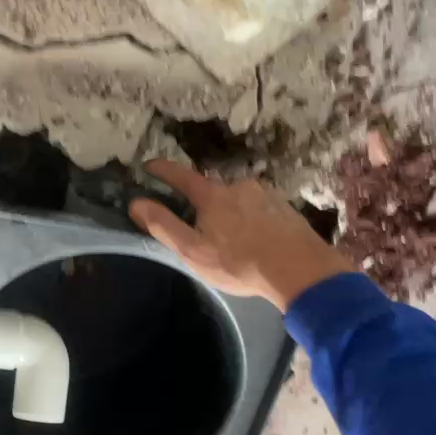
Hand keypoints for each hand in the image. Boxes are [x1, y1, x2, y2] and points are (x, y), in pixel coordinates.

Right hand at [129, 159, 352, 308]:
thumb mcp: (192, 250)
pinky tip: (254, 239)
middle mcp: (238, 185)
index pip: (180, 176)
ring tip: (230, 239)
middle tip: (198, 227)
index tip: (148, 166)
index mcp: (212, 195)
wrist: (299, 269)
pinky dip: (250, 219)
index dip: (162, 170)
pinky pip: (258, 208)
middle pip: (211, 190)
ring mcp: (265, 194)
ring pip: (237, 199)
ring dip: (229, 213)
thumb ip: (163, 225)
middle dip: (201, 203)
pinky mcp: (284, 207)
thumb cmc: (238, 262)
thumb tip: (136, 203)